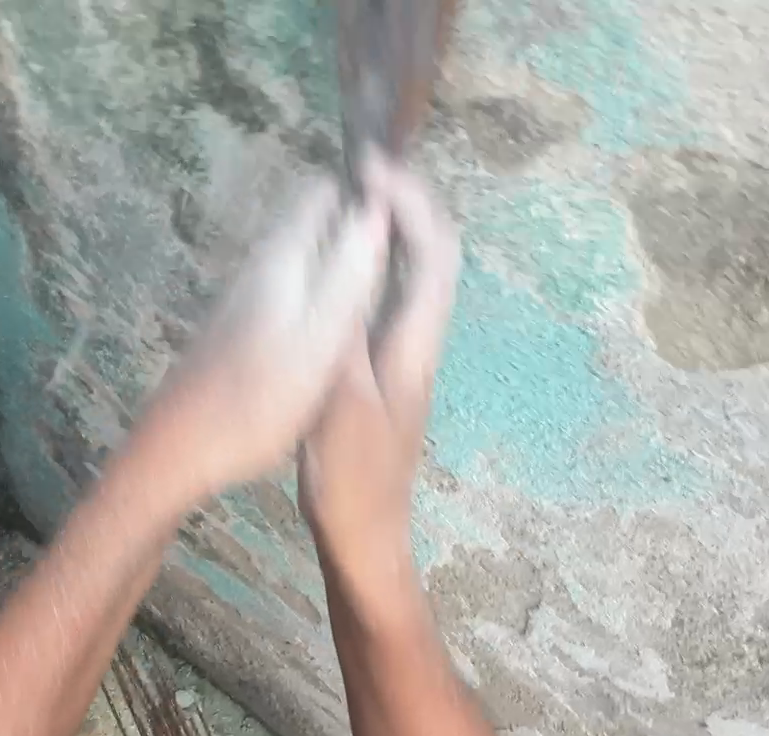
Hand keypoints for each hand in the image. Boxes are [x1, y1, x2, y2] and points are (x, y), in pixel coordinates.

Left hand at [132, 176, 390, 503]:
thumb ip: (346, 277)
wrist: (183, 447)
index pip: (322, 192)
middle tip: (403, 262)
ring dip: (339, 268)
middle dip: (356, 230)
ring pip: (303, 262)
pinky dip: (320, 302)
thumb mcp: (316, 342)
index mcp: (280, 261)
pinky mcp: (240, 332)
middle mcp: (259, 269)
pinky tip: (335, 339)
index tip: (406, 217)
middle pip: (313, 224)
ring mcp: (245, 301)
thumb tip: (376, 212)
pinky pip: (291, 296)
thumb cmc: (256, 403)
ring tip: (379, 300)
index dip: (364, 192)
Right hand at [298, 152, 460, 590]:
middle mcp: (416, 346)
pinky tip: (334, 276)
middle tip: (360, 175)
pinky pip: (381, 308)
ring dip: (388, 238)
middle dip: (406, 208)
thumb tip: (350, 264)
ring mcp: (400, 363)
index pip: (433, 256)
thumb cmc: (353, 479)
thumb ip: (344, 339)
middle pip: (430, 260)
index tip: (372, 167)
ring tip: (347, 208)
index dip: (412, 204)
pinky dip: (366, 275)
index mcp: (413, 348)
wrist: (364, 534)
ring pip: (407, 283)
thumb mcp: (341, 408)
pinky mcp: (379, 379)